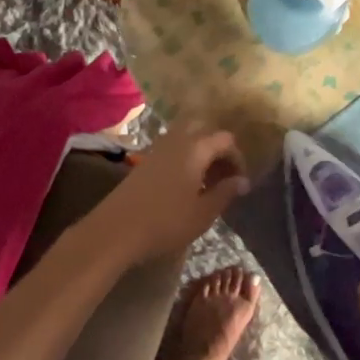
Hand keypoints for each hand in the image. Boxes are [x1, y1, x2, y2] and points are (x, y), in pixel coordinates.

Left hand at [90, 123, 248, 261]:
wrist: (116, 229)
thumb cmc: (166, 222)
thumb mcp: (203, 213)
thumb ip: (225, 192)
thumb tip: (243, 181)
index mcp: (196, 148)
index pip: (226, 140)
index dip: (237, 158)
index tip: (239, 183)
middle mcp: (178, 140)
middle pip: (204, 129)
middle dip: (218, 148)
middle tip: (222, 175)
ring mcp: (158, 147)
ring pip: (186, 136)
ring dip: (201, 151)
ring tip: (205, 180)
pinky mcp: (145, 159)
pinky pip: (173, 146)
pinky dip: (185, 156)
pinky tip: (185, 183)